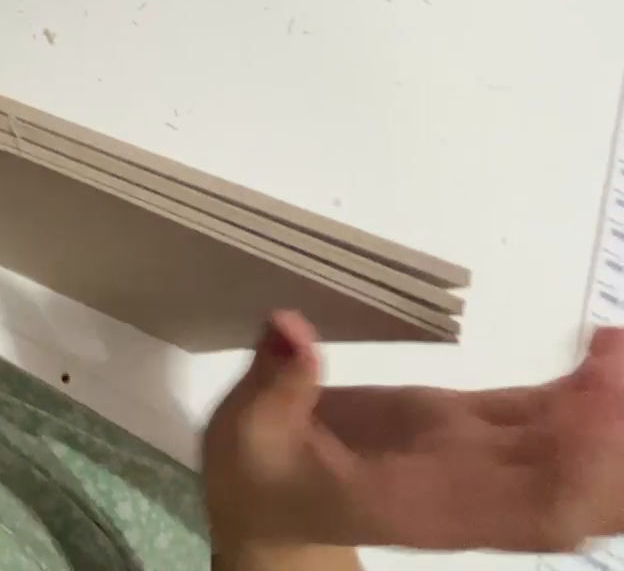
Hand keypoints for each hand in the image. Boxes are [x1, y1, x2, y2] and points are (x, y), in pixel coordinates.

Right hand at [203, 310, 623, 553]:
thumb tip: (290, 325)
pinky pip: (542, 425)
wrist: (267, 510)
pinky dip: (585, 398)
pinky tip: (603, 357)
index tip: (594, 399)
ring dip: (612, 413)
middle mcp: (471, 494)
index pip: (538, 504)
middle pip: (585, 490)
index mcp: (424, 504)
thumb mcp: (248, 428)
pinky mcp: (460, 431)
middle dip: (615, 433)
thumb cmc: (254, 473)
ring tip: (617, 345)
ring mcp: (472, 462)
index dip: (580, 461)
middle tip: (618, 357)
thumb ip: (275, 382)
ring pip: (579, 459)